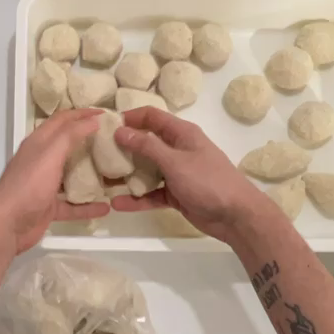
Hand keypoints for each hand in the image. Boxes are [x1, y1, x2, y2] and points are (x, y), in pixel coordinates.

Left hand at [0, 108, 108, 261]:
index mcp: (38, 143)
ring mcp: (44, 185)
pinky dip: (88, 206)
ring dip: (90, 173)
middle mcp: (41, 160)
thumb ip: (70, 135)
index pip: (62, 120)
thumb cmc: (28, 186)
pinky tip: (106, 207)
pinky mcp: (48, 207)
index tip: (106, 113)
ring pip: (71, 175)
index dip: (82, 113)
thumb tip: (93, 119)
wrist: (6, 225)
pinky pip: (72, 204)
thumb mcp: (49, 154)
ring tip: (113, 171)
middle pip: (67, 145)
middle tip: (113, 139)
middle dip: (89, 140)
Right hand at [108, 108, 273, 244]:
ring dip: (127, 175)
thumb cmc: (208, 181)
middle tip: (97, 153)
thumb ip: (147, 146)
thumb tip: (120, 131)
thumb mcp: (175, 161)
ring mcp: (176, 173)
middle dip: (123, 147)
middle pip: (145, 143)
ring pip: (146, 170)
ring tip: (102, 180)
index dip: (130, 117)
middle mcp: (177, 149)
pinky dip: (137, 198)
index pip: (152, 117)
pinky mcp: (175, 194)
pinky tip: (117, 204)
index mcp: (181, 134)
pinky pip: (151, 194)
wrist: (236, 216)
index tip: (106, 124)